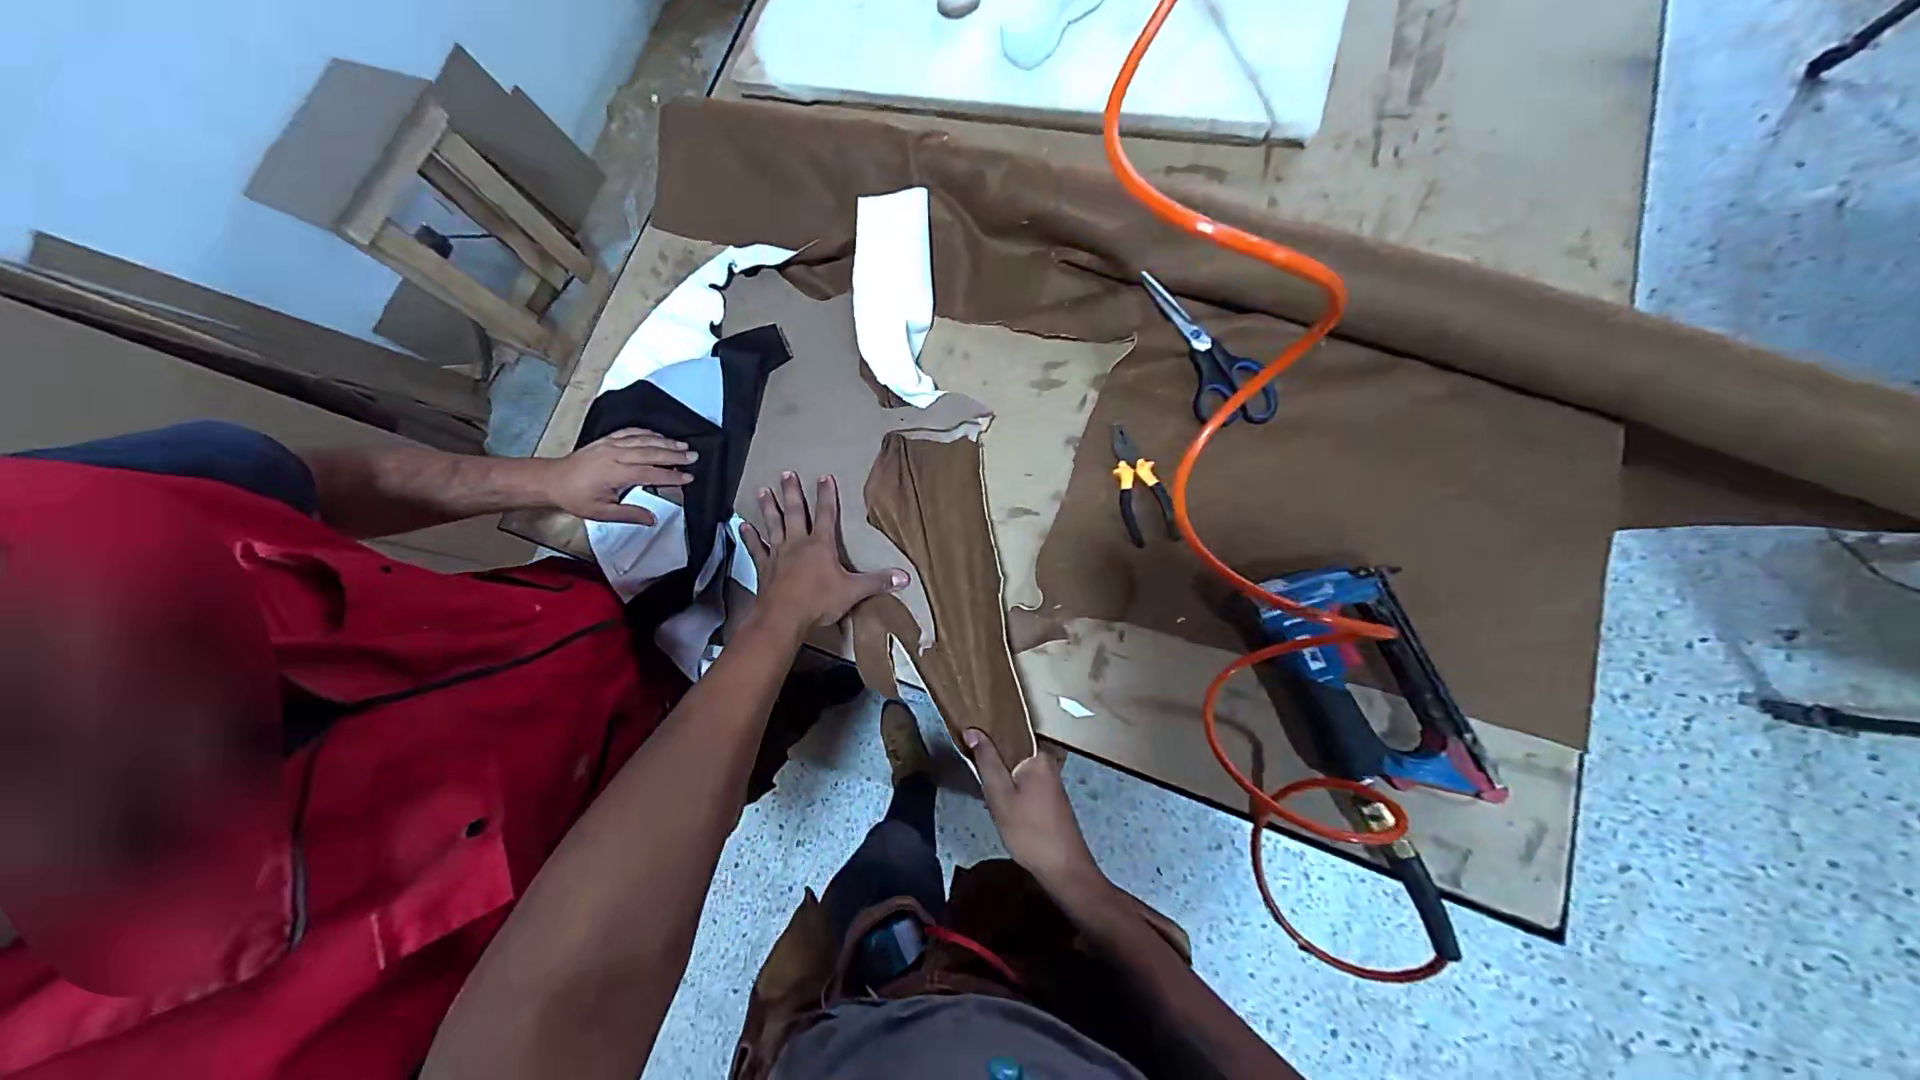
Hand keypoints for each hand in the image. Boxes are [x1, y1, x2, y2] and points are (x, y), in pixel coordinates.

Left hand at [550, 429, 697, 524]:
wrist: (551, 480)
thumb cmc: (575, 497)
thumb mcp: (601, 513)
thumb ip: (629, 514)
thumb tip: (652, 519)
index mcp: (614, 473)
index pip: (650, 473)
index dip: (671, 476)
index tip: (688, 478)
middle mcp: (614, 455)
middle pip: (651, 452)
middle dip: (674, 455)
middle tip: (693, 457)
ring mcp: (610, 444)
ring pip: (643, 439)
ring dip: (665, 442)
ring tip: (683, 446)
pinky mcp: (606, 439)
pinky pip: (631, 432)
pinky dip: (648, 432)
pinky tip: (660, 436)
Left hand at [741, 472, 907, 633]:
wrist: (783, 617)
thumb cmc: (819, 601)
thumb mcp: (853, 591)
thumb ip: (877, 582)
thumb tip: (905, 577)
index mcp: (821, 545)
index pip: (826, 514)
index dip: (826, 495)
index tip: (824, 476)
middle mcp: (798, 544)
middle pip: (795, 513)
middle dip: (792, 493)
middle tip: (786, 474)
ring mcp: (778, 554)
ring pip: (773, 525)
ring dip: (769, 508)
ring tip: (763, 490)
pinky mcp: (764, 568)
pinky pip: (756, 548)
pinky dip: (750, 537)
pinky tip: (743, 526)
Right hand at [966, 729, 1108, 898]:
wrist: (1063, 869)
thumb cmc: (1029, 830)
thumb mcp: (1000, 795)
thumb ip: (986, 761)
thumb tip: (972, 730)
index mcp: (1038, 756)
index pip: (1007, 735)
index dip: (986, 741)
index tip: (968, 750)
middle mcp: (1048, 763)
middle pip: (1012, 754)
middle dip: (993, 765)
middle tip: (977, 779)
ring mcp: (1051, 781)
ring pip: (1017, 771)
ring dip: (1002, 780)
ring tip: (987, 793)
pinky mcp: (1051, 798)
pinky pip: (1025, 784)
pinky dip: (1012, 791)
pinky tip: (1002, 806)